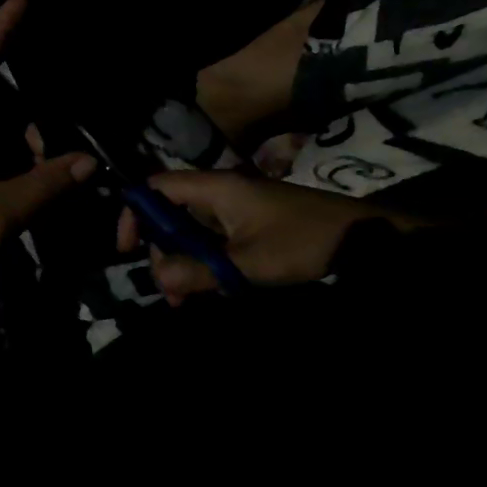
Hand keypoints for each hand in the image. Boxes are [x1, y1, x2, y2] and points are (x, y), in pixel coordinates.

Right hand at [114, 170, 420, 304]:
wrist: (358, 235)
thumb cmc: (300, 242)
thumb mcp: (247, 262)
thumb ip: (200, 270)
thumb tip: (158, 277)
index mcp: (217, 187)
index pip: (158, 186)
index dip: (136, 212)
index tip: (128, 248)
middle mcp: (223, 191)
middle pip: (173, 212)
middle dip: (163, 251)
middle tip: (170, 291)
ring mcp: (239, 206)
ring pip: (195, 229)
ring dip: (186, 261)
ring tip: (187, 300)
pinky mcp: (254, 222)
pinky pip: (217, 237)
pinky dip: (208, 260)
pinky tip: (212, 287)